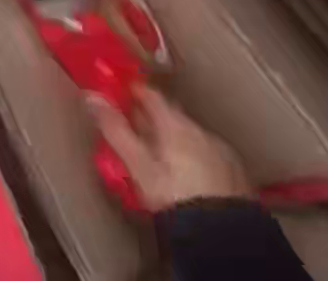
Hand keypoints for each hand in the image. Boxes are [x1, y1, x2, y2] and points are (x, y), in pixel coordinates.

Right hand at [87, 85, 249, 211]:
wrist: (224, 237)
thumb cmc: (174, 197)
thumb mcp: (139, 167)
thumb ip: (116, 131)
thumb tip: (92, 97)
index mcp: (174, 124)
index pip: (151, 95)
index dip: (136, 90)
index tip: (123, 90)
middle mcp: (199, 130)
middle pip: (172, 114)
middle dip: (154, 117)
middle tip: (137, 124)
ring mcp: (220, 150)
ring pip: (191, 134)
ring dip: (175, 137)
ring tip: (162, 153)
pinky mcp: (234, 171)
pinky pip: (208, 153)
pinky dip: (195, 155)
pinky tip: (190, 174)